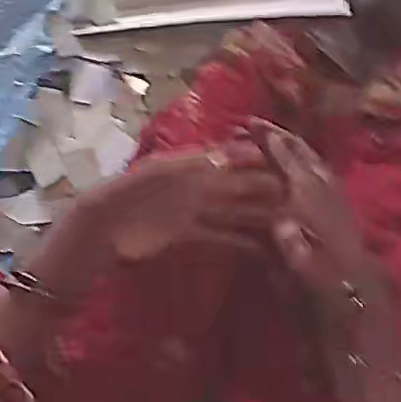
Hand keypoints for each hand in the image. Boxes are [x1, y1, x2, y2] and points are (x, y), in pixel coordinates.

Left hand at [80, 145, 284, 262]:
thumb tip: (237, 153)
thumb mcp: (166, 174)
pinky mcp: (185, 233)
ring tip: (287, 219)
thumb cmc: (134, 196)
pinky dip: (238, 239)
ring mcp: (190, 209)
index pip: (228, 157)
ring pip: (230, 208)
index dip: (252, 159)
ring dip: (256, 212)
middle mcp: (193, 183)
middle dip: (262, 186)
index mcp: (189, 163)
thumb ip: (201, 165)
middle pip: (233, 183)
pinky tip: (261, 248)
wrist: (104, 227)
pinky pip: (217, 233)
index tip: (282, 162)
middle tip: (296, 193)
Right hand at [250, 120, 390, 331]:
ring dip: (305, 158)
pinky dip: (317, 181)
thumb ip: (298, 255)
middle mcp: (339, 217)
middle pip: (315, 170)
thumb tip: (281, 223)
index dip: (276, 148)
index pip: (297, 175)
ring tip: (284, 145)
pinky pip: (333, 199)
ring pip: (327, 181)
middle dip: (291, 145)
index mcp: (326, 225)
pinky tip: (308, 184)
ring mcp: (348, 227)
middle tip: (266, 127)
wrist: (370, 356)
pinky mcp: (352, 241)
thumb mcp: (310, 294)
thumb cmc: (333, 327)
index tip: (255, 125)